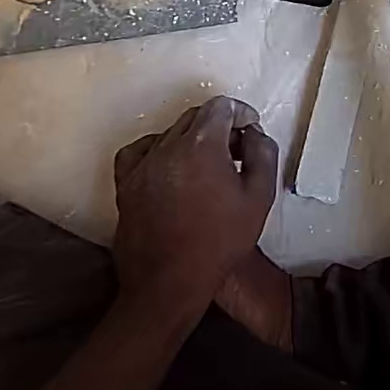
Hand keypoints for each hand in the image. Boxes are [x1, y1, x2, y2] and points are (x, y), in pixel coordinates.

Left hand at [111, 96, 279, 318]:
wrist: (169, 283)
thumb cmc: (217, 243)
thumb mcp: (258, 199)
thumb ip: (263, 155)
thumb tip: (255, 134)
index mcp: (202, 144)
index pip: (221, 106)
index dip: (240, 113)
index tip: (249, 128)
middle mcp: (168, 145)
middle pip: (196, 117)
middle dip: (219, 126)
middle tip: (235, 151)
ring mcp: (143, 162)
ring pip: (171, 132)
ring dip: (192, 139)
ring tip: (206, 166)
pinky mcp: (126, 181)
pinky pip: (141, 150)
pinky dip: (158, 150)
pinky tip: (170, 166)